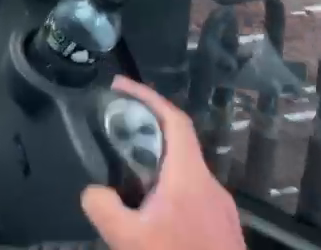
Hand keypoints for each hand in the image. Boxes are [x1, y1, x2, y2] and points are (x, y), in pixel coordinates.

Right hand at [81, 76, 243, 249]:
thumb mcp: (125, 237)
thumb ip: (101, 204)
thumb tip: (97, 191)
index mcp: (191, 179)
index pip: (175, 122)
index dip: (147, 96)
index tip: (117, 86)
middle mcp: (211, 188)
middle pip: (178, 143)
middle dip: (143, 129)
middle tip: (110, 129)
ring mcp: (221, 211)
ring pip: (183, 171)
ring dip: (153, 161)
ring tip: (120, 171)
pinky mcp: (223, 231)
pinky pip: (190, 193)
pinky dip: (164, 185)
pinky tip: (144, 209)